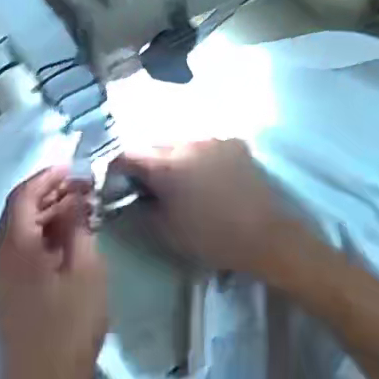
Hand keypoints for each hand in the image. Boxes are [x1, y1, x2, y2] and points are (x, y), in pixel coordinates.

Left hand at [0, 166, 107, 378]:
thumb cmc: (69, 326)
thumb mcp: (86, 269)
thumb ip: (78, 228)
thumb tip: (75, 199)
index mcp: (14, 248)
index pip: (23, 196)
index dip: (48, 176)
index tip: (76, 167)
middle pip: (19, 212)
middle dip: (51, 193)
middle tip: (86, 186)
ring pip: (21, 231)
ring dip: (49, 214)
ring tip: (84, 208)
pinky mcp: (7, 295)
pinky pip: (22, 251)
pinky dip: (45, 235)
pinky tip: (71, 238)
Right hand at [112, 138, 305, 277]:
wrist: (264, 234)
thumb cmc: (210, 237)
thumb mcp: (165, 230)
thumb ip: (140, 208)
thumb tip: (127, 196)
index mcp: (167, 164)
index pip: (127, 154)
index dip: (116, 168)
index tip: (114, 182)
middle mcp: (189, 143)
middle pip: (155, 145)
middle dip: (145, 161)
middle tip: (144, 185)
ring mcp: (215, 140)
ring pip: (181, 142)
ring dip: (172, 157)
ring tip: (177, 181)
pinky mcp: (235, 144)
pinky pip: (206, 144)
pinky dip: (198, 156)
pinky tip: (204, 176)